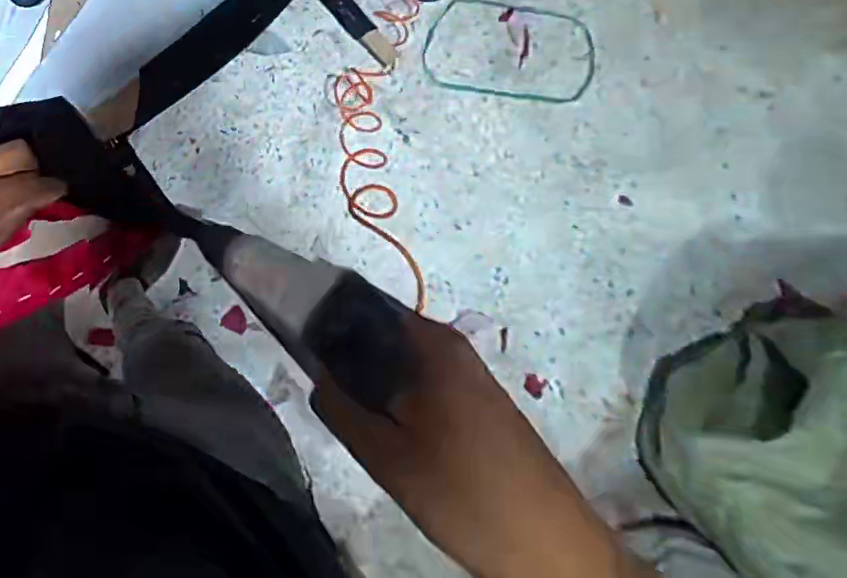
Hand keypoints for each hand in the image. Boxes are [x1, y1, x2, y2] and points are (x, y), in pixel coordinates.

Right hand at [311, 314, 649, 577]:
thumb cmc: (465, 495)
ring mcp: (465, 366)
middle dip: (344, 348)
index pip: (359, 302)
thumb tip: (314, 370)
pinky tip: (387, 424)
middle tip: (320, 385)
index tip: (294, 335)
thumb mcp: (388, 458)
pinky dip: (394, 387)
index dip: (323, 313)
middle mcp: (447, 340)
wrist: (552, 545)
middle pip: (378, 326)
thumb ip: (341, 407)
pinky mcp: (474, 392)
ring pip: (398, 353)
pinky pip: (420, 372)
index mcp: (428, 342)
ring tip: (348, 408)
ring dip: (369, 371)